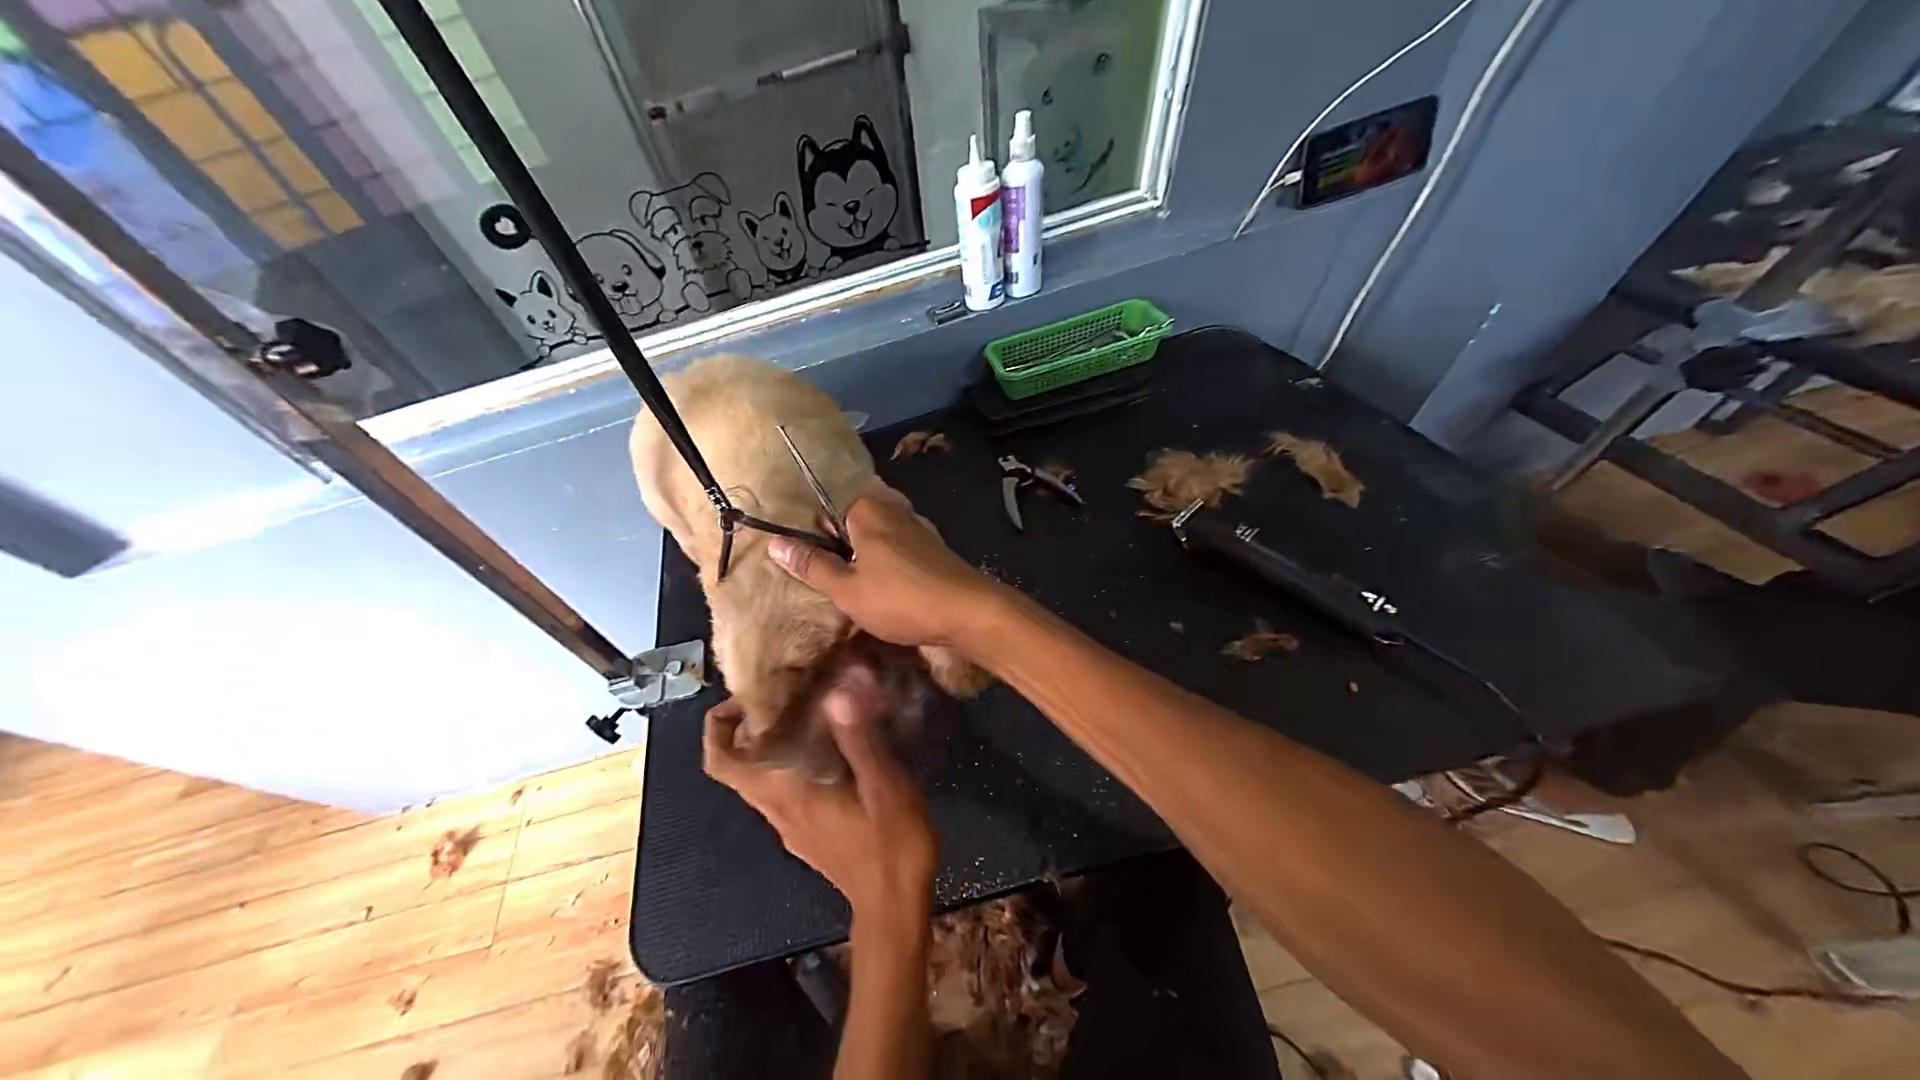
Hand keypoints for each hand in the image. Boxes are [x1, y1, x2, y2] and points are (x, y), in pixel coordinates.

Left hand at [703, 665, 935, 925]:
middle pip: (740, 767)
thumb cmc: (891, 847)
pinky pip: (786, 791)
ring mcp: (792, 826)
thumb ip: (859, 741)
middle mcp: (779, 811)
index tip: (744, 699)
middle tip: (788, 695)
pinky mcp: (809, 834)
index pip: (722, 764)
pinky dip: (795, 763)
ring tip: (814, 713)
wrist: (895, 909)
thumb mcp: (884, 787)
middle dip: (751, 726)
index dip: (718, 726)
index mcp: (787, 796)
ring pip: (763, 778)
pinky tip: (835, 751)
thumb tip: (836, 694)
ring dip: (775, 743)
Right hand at [766, 486, 1001, 648]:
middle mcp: (893, 508)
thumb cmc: (902, 599)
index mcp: (867, 509)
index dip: (812, 536)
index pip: (824, 509)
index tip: (805, 563)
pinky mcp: (932, 547)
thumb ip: (812, 565)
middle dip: (838, 547)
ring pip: (876, 537)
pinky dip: (886, 564)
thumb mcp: (847, 589)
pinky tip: (884, 588)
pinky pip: (897, 548)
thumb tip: (775, 542)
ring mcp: (916, 526)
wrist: (969, 613)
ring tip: (852, 589)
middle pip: (851, 522)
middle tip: (827, 580)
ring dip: (863, 558)